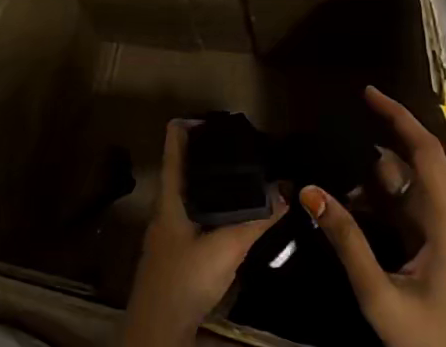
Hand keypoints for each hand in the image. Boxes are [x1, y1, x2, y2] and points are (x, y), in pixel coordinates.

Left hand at [122, 120, 285, 346]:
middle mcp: (166, 201)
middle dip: (211, 152)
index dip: (192, 122)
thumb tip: (286, 192)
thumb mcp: (226, 249)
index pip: (173, 140)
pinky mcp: (177, 245)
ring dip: (214, 180)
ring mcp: (169, 224)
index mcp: (170, 192)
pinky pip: (195, 211)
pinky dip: (214, 203)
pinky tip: (236, 214)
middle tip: (245, 149)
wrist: (158, 327)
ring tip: (247, 176)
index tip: (222, 120)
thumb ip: (256, 222)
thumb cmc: (185, 278)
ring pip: (191, 188)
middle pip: (184, 162)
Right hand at [300, 87, 445, 346]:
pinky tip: (348, 210)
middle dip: (371, 151)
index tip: (366, 92)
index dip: (397, 116)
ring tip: (329, 174)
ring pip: (407, 193)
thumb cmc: (439, 345)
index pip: (425, 150)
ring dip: (370, 183)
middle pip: (412, 168)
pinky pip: (408, 216)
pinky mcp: (445, 258)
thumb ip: (346, 242)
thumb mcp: (383, 297)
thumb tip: (309, 190)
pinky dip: (378, 207)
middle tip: (329, 140)